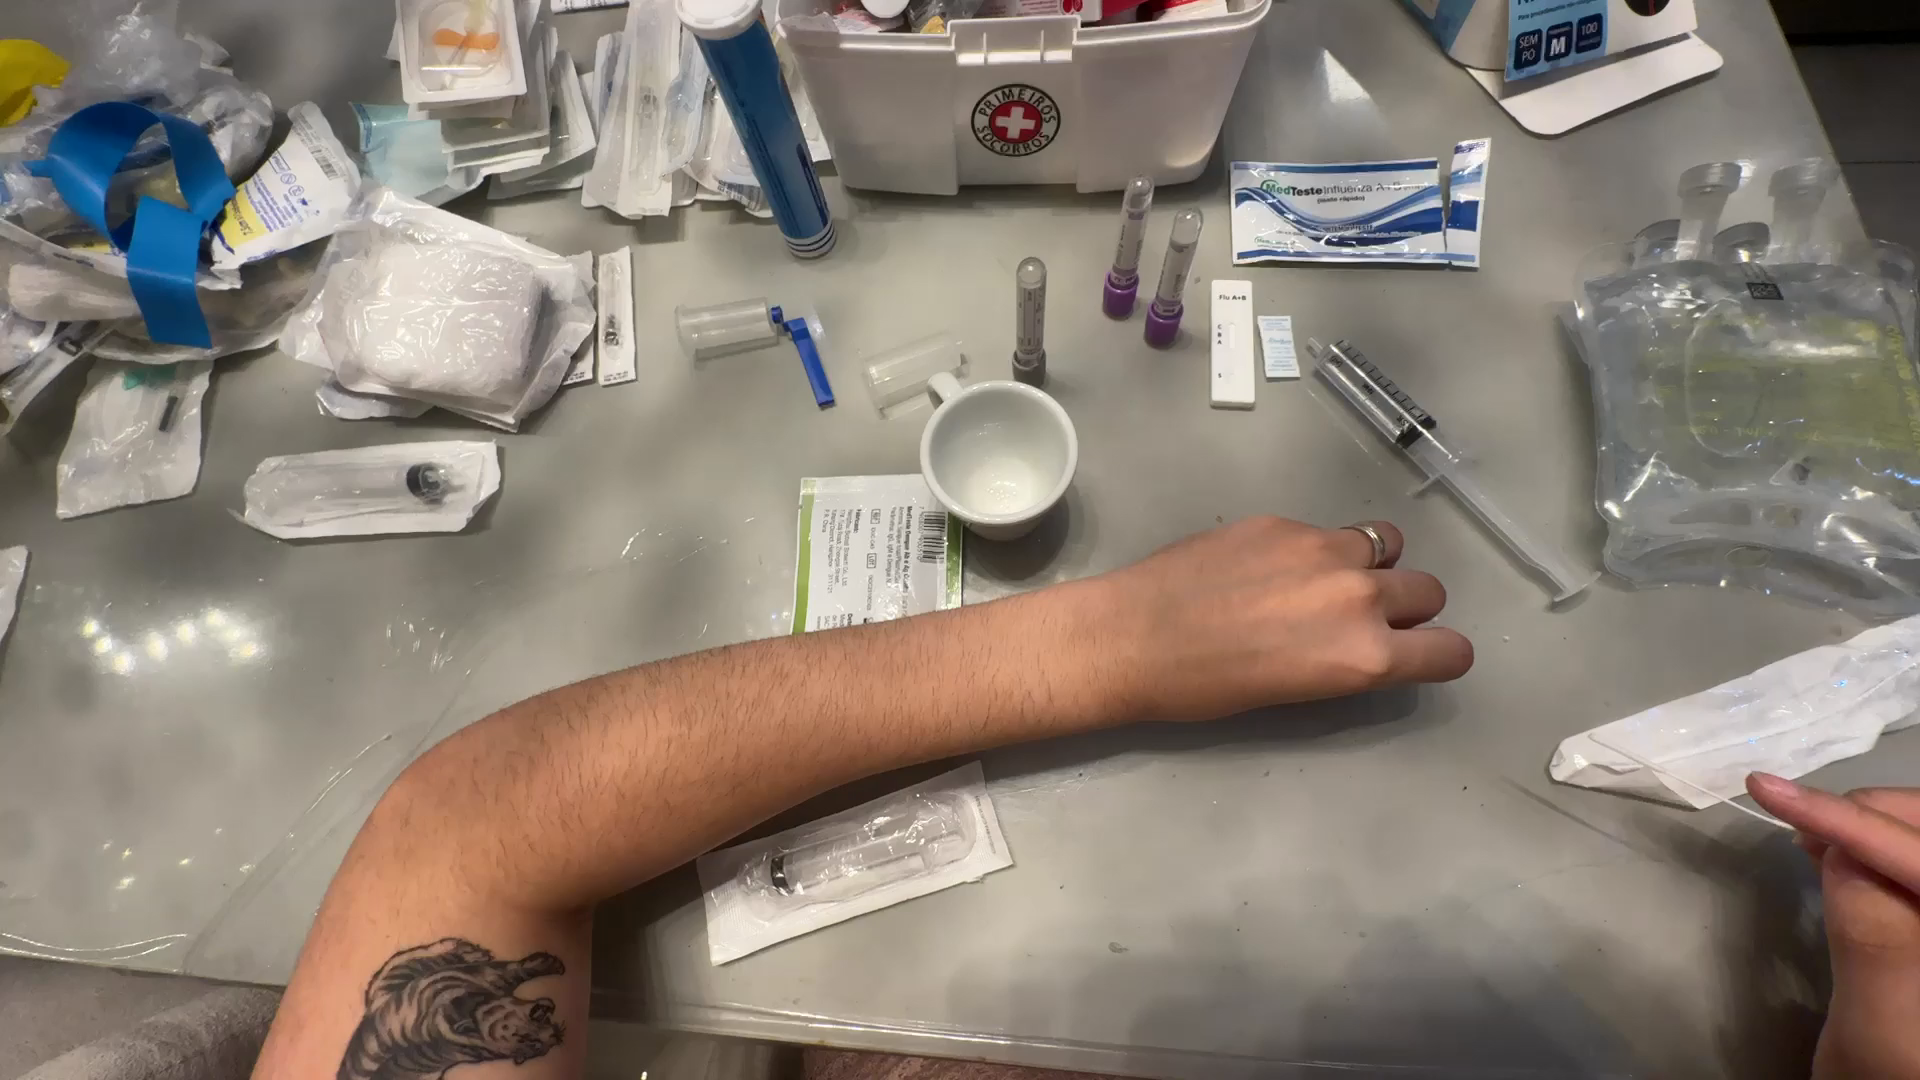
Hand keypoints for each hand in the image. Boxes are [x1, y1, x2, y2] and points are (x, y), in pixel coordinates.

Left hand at [1086, 516, 1472, 722]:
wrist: (1133, 636)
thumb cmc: (1202, 688)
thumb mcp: (1291, 692)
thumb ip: (1342, 660)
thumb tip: (1359, 642)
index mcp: (1366, 655)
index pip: (1451, 651)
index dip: (1435, 654)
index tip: (1414, 652)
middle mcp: (1357, 595)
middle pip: (1427, 590)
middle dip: (1404, 605)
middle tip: (1357, 615)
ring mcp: (1317, 548)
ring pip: (1383, 543)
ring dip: (1366, 563)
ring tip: (1318, 579)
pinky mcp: (1277, 522)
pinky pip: (1321, 531)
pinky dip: (1310, 548)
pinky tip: (1260, 564)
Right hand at [1747, 774, 1919, 1079]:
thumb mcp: (1883, 1037)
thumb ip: (1875, 944)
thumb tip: (1838, 854)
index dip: (1857, 824)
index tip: (1767, 789)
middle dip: (1876, 815)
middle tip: (1797, 816)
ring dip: (1879, 825)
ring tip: (1814, 833)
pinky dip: (1885, 844)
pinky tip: (1846, 853)